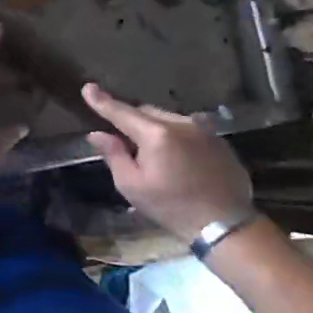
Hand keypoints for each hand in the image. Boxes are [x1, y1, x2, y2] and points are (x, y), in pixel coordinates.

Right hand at [82, 84, 252, 240]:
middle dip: (131, 119)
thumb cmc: (171, 206)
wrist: (225, 224)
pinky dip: (174, 135)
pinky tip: (175, 157)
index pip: (122, 112)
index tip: (88, 88)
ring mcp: (205, 130)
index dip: (102, 101)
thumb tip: (97, 134)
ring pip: (168, 118)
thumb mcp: (132, 185)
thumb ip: (114, 154)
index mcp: (156, 135)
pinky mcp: (219, 141)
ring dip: (154, 127)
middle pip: (146, 111)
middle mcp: (182, 124)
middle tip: (121, 138)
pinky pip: (188, 128)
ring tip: (150, 150)